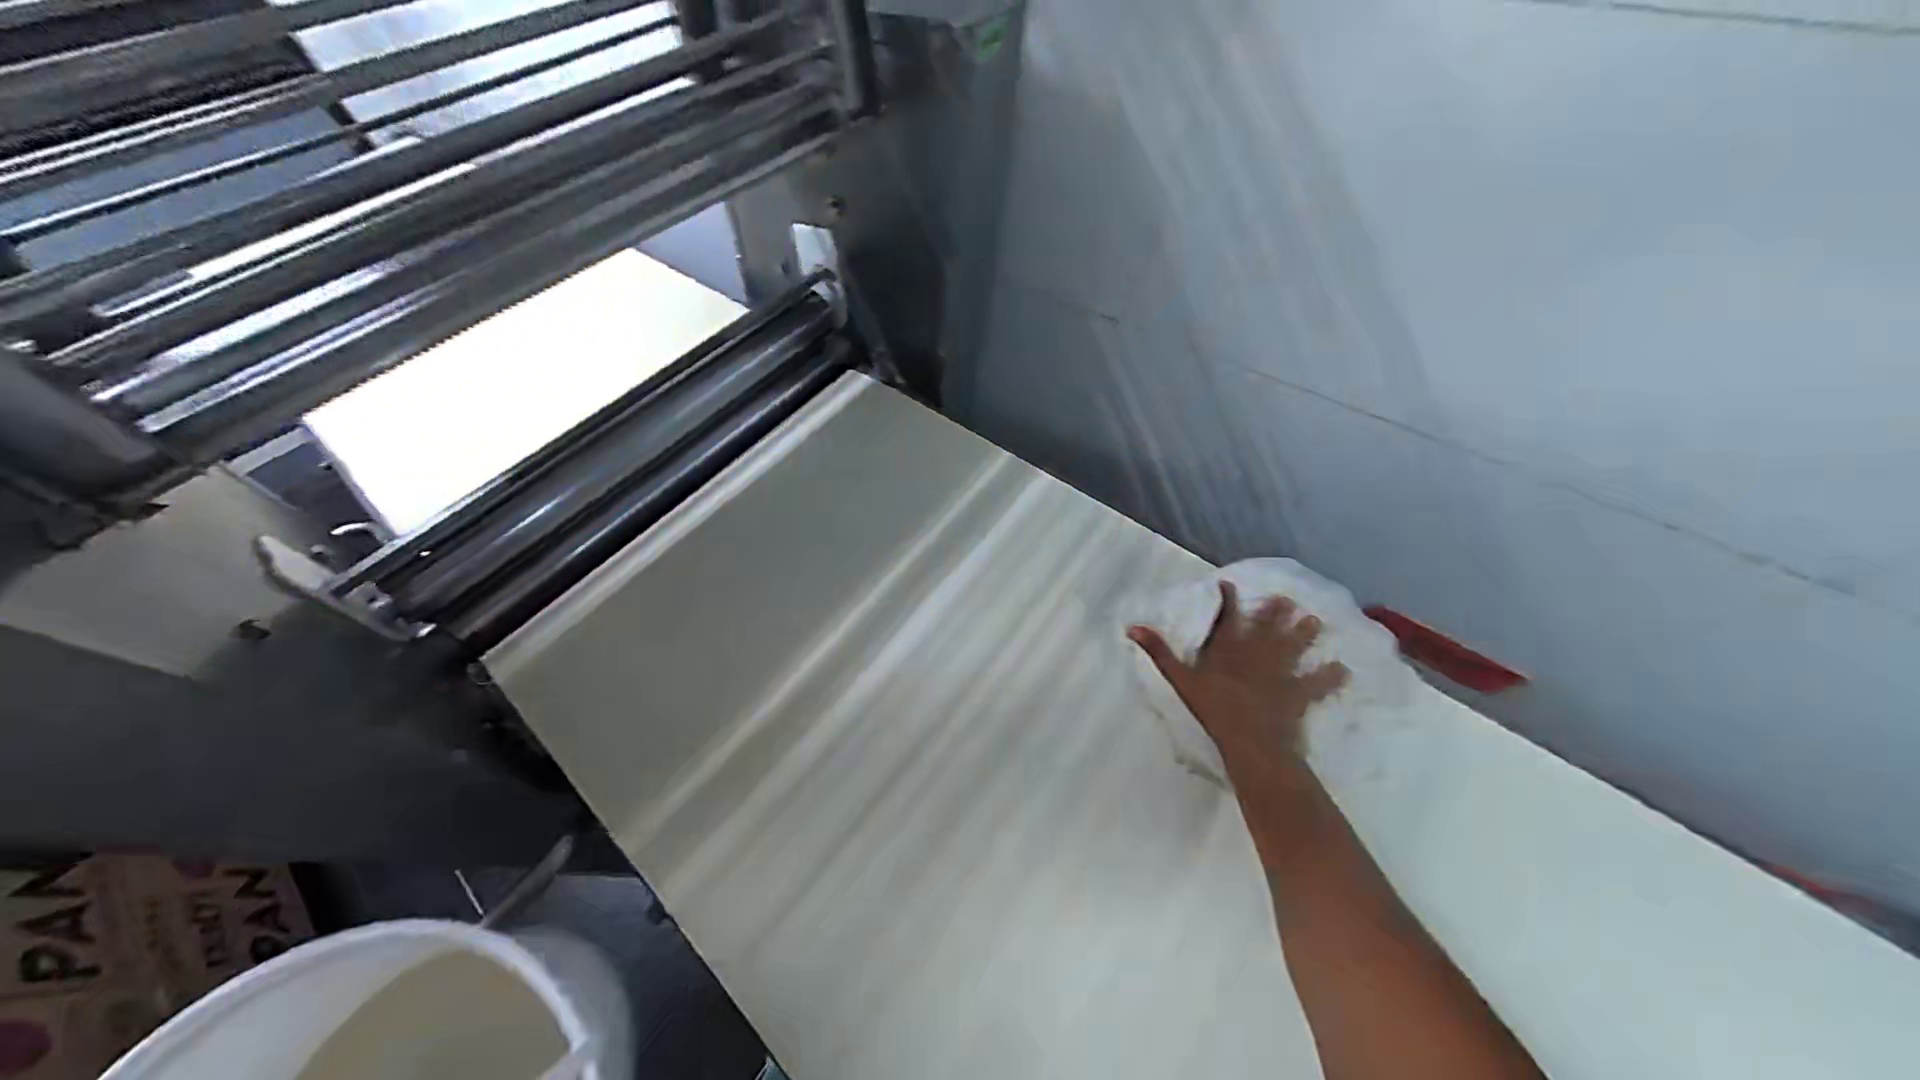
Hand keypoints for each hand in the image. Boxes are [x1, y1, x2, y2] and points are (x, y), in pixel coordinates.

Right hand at [1129, 581, 1348, 779]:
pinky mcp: (1299, 694)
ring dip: (1305, 635)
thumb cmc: (1213, 709)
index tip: (1229, 584)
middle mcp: (1257, 654)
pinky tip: (1343, 669)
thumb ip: (1159, 652)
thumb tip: (1132, 627)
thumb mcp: (1180, 679)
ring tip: (1316, 621)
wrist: (1251, 739)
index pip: (1228, 618)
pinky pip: (1318, 684)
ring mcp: (1281, 673)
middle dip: (1276, 612)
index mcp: (1228, 649)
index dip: (1229, 599)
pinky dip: (1331, 677)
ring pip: (1294, 648)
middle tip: (1287, 599)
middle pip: (1268, 628)